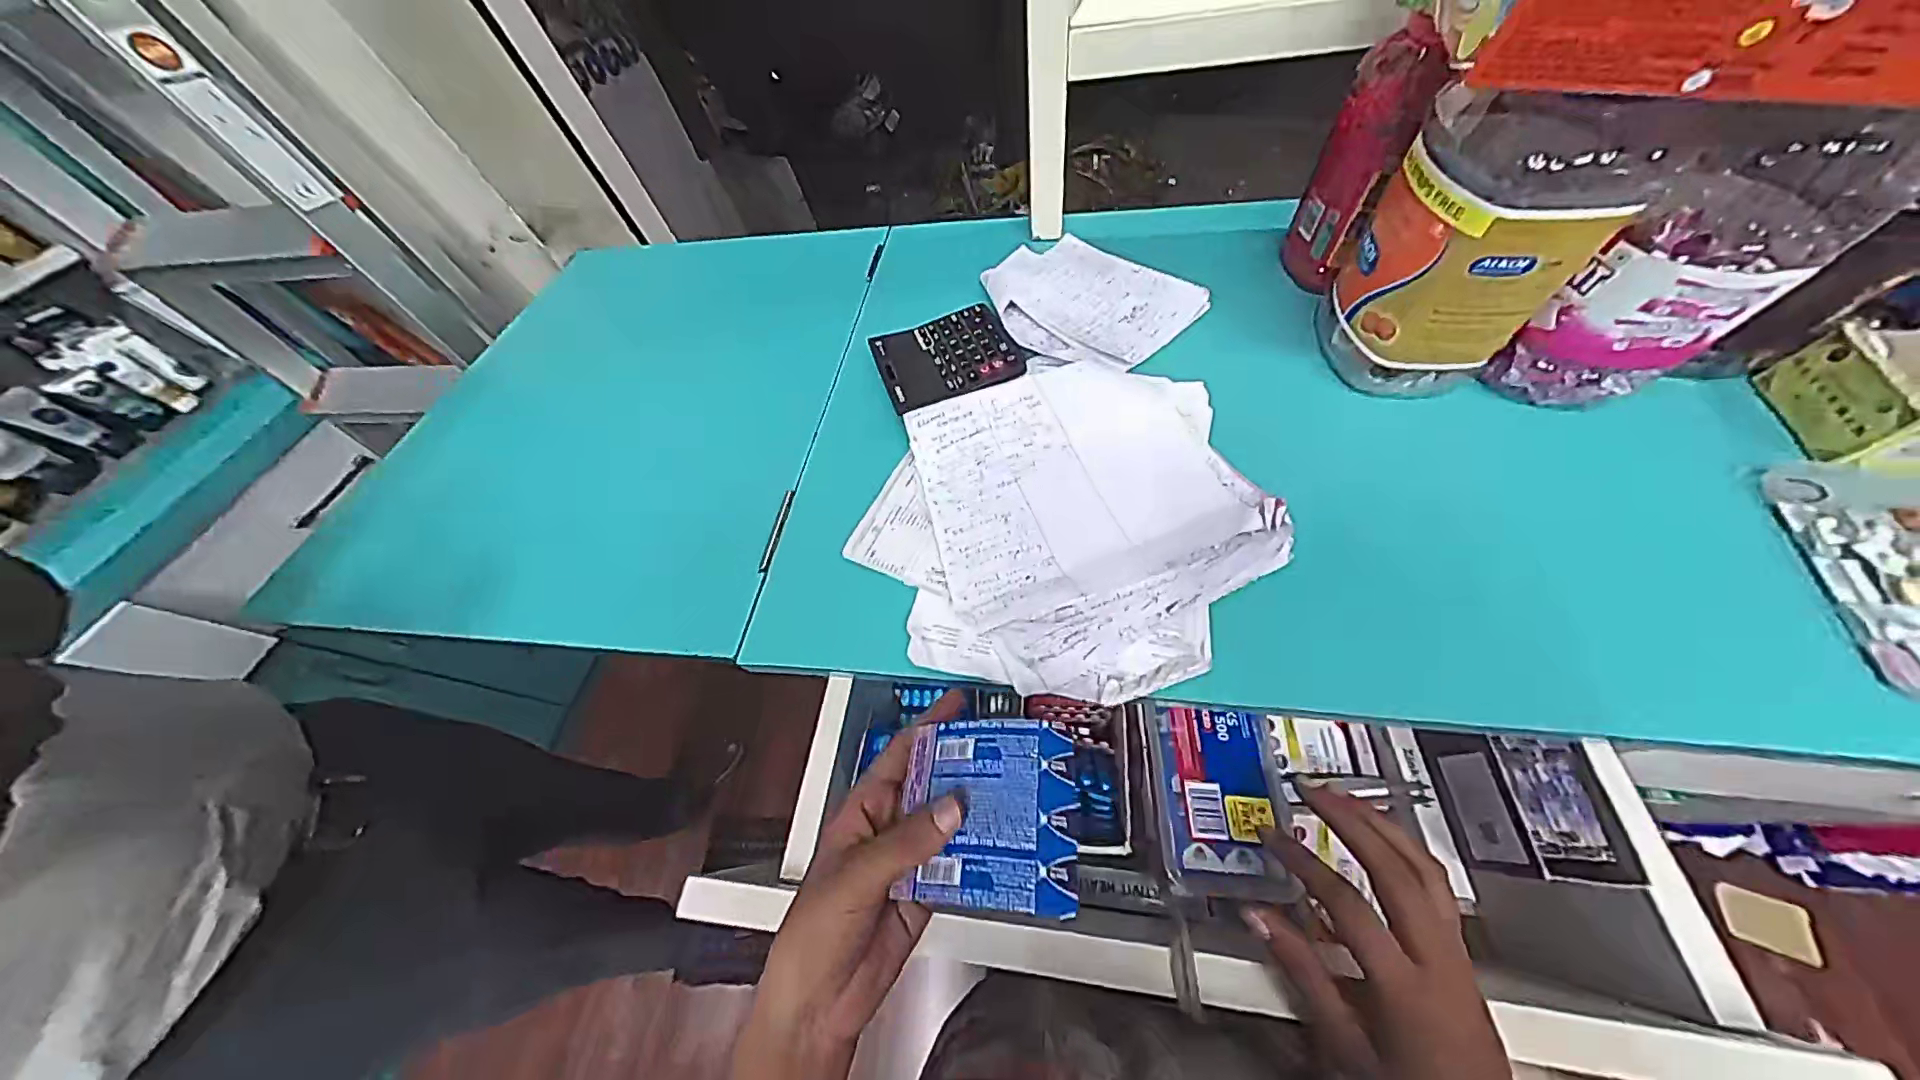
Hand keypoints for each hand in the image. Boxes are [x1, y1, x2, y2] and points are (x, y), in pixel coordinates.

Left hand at [731, 691, 966, 1079]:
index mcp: (863, 810)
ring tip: (1009, 796)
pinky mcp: (927, 892)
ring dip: (975, 814)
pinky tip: (999, 850)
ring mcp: (909, 860)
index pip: (900, 756)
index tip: (956, 707)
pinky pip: (959, 865)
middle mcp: (889, 828)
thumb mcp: (857, 874)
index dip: (928, 728)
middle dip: (963, 769)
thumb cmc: (813, 930)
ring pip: (949, 825)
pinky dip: (980, 858)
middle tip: (999, 753)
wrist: (819, 1000)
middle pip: (932, 786)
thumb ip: (907, 840)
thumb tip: (950, 807)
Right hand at [1242, 781, 1508, 1079]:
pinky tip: (1384, 834)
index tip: (1274, 836)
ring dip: (1382, 825)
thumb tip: (1258, 918)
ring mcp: (1457, 951)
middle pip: (1395, 871)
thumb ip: (1301, 972)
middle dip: (1350, 821)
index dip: (1304, 863)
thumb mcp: (1343, 1041)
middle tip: (1313, 790)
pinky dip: (1407, 848)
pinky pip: (1438, 884)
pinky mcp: (1463, 950)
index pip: (1348, 904)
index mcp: (1405, 987)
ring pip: (1425, 870)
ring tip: (1346, 797)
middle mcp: (1438, 960)